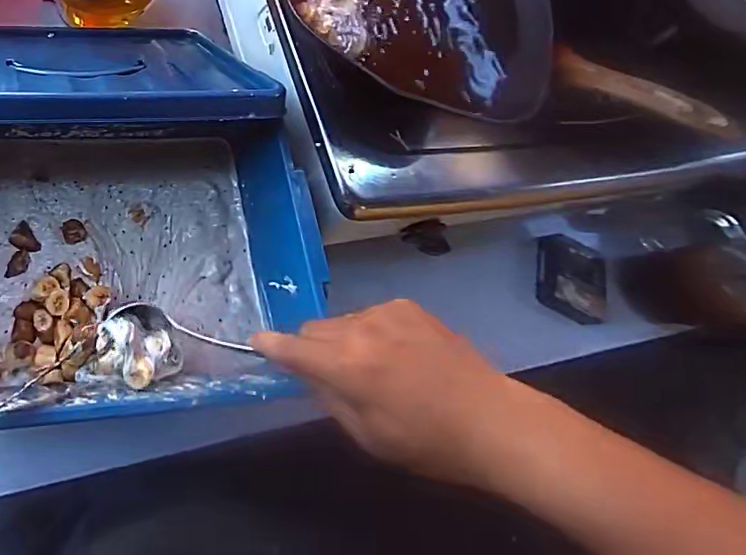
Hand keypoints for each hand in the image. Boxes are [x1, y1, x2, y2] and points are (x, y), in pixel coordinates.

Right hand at [251, 300, 532, 485]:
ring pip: (344, 320)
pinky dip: (371, 331)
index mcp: (346, 363)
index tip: (256, 341)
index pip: (294, 347)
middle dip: (312, 348)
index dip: (271, 345)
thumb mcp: (368, 435)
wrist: (488, 416)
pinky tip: (398, 353)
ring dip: (344, 339)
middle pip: (315, 328)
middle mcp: (360, 326)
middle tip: (330, 374)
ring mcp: (386, 310)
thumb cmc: (426, 440)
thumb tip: (308, 374)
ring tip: (373, 367)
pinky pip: (372, 314)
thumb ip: (329, 398)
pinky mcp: (407, 304)